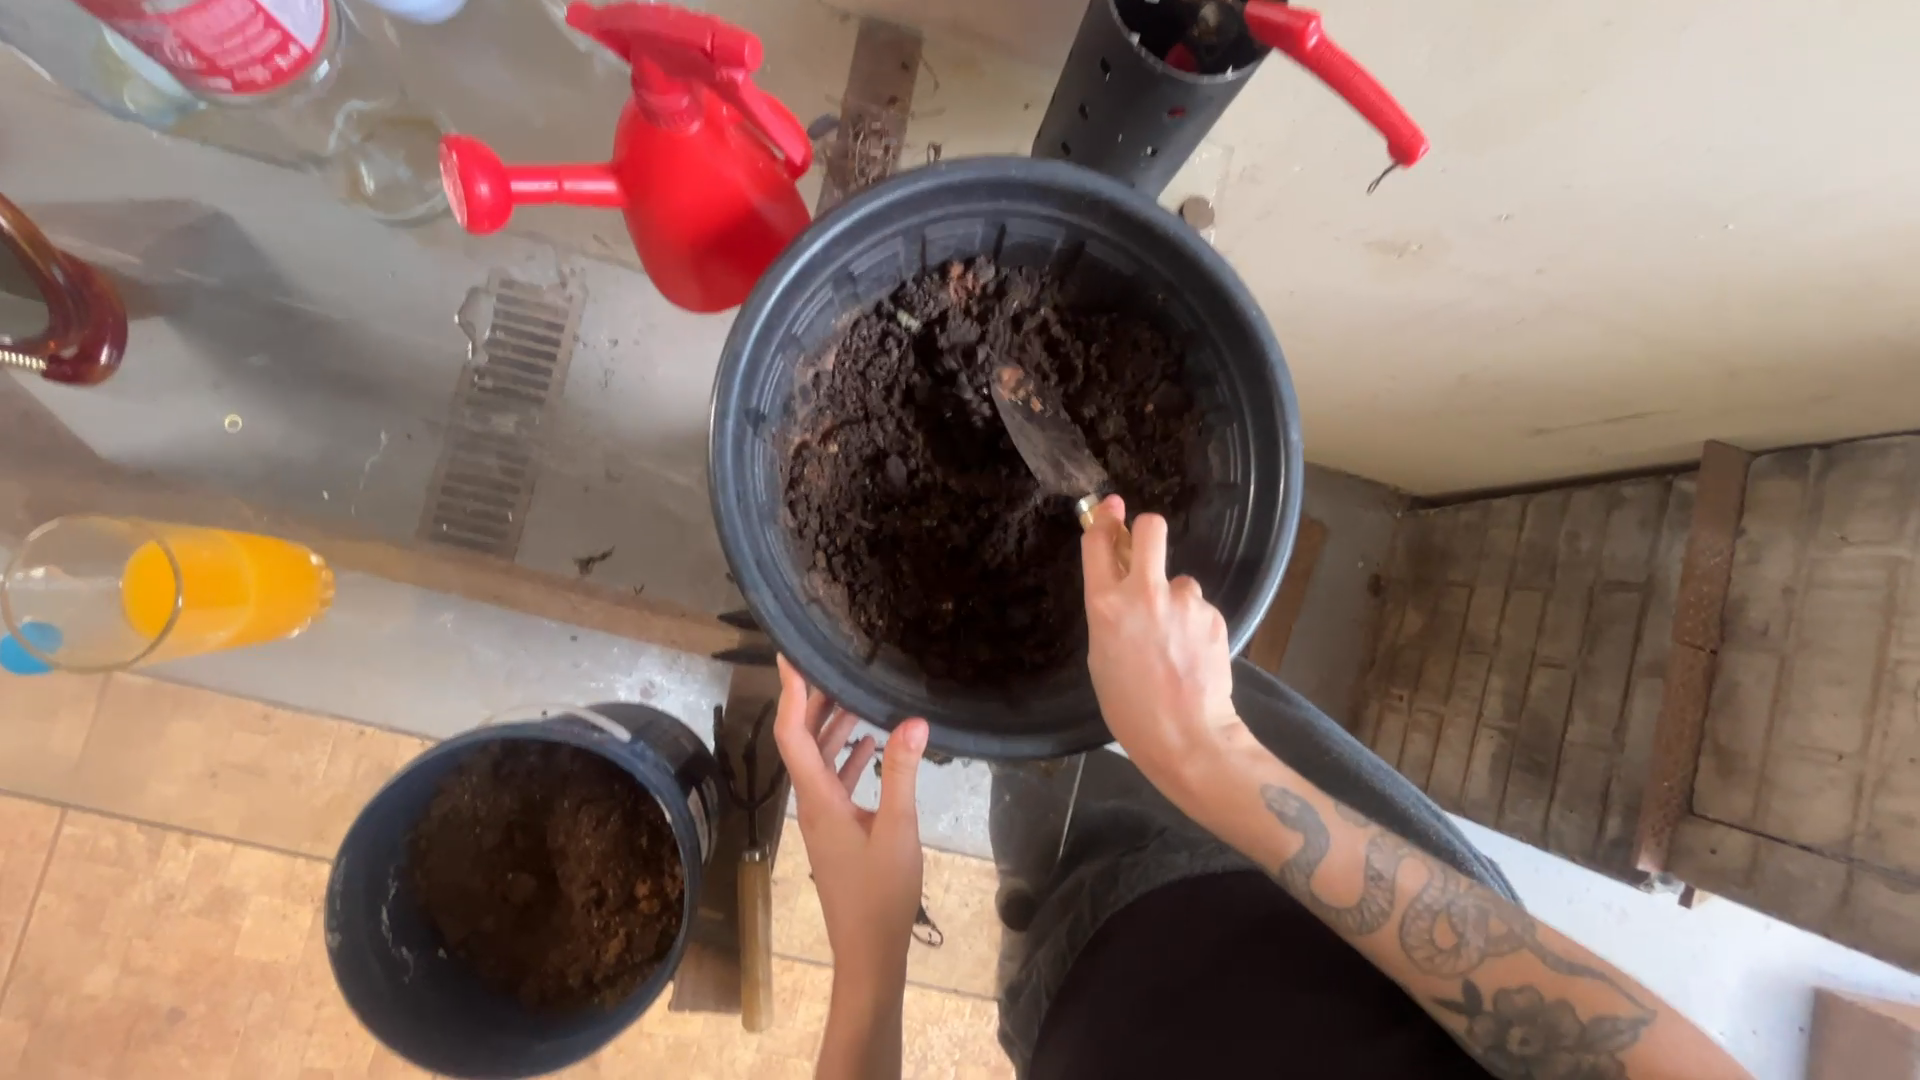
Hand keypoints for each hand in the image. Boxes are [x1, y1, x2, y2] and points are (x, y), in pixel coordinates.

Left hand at [773, 655, 928, 982]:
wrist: (868, 951)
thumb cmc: (881, 893)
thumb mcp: (898, 828)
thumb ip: (902, 772)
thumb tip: (913, 721)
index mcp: (817, 797)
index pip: (791, 733)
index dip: (789, 692)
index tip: (791, 656)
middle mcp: (811, 801)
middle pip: (802, 739)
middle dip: (813, 699)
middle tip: (831, 662)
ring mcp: (822, 816)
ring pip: (819, 758)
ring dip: (833, 725)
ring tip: (855, 692)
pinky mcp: (836, 827)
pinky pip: (835, 779)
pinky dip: (849, 755)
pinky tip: (871, 743)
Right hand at [1081, 495, 1242, 799]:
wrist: (1185, 735)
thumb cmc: (1129, 706)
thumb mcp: (1101, 656)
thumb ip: (1109, 614)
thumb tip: (1120, 591)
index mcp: (1106, 604)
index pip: (1099, 542)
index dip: (1103, 519)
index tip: (1109, 510)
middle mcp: (1144, 593)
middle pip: (1150, 529)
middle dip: (1145, 530)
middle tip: (1145, 549)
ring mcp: (1183, 602)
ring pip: (1179, 579)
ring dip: (1175, 598)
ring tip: (1174, 640)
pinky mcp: (1213, 615)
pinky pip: (1198, 607)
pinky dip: (1194, 623)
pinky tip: (1191, 654)